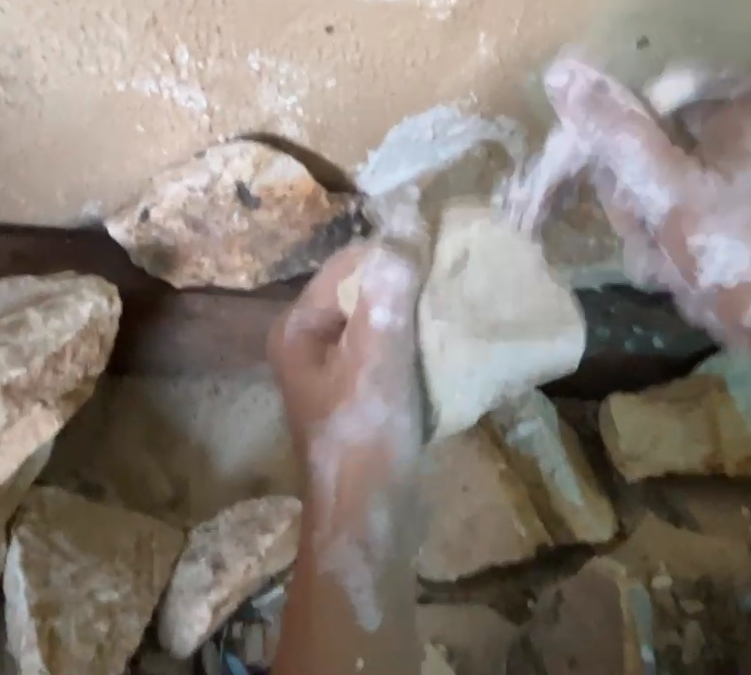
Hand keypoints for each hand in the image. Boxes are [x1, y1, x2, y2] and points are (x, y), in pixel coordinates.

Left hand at [268, 242, 424, 519]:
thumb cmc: (366, 437)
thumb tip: (402, 229)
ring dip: (414, 310)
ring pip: (379, 317)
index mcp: (298, 327)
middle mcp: (309, 340)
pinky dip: (414, 338)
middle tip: (450, 275)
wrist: (369, 520)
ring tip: (452, 301)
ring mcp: (333, 367)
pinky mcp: (358, 389)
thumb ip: (389, 296)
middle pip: (363, 288)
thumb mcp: (378, 360)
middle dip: (405, 281)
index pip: (347, 264)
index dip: (391, 253)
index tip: (438, 250)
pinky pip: (388, 345)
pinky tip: (444, 337)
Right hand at [540, 55, 750, 347]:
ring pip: (678, 207)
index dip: (619, 169)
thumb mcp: (669, 194)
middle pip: (656, 166)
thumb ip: (614, 134)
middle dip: (648, 220)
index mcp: (729, 110)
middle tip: (670, 255)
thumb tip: (560, 70)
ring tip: (702, 283)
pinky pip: (711, 232)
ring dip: (673, 251)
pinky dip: (705, 264)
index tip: (632, 212)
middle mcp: (749, 133)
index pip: (635, 118)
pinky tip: (723, 293)